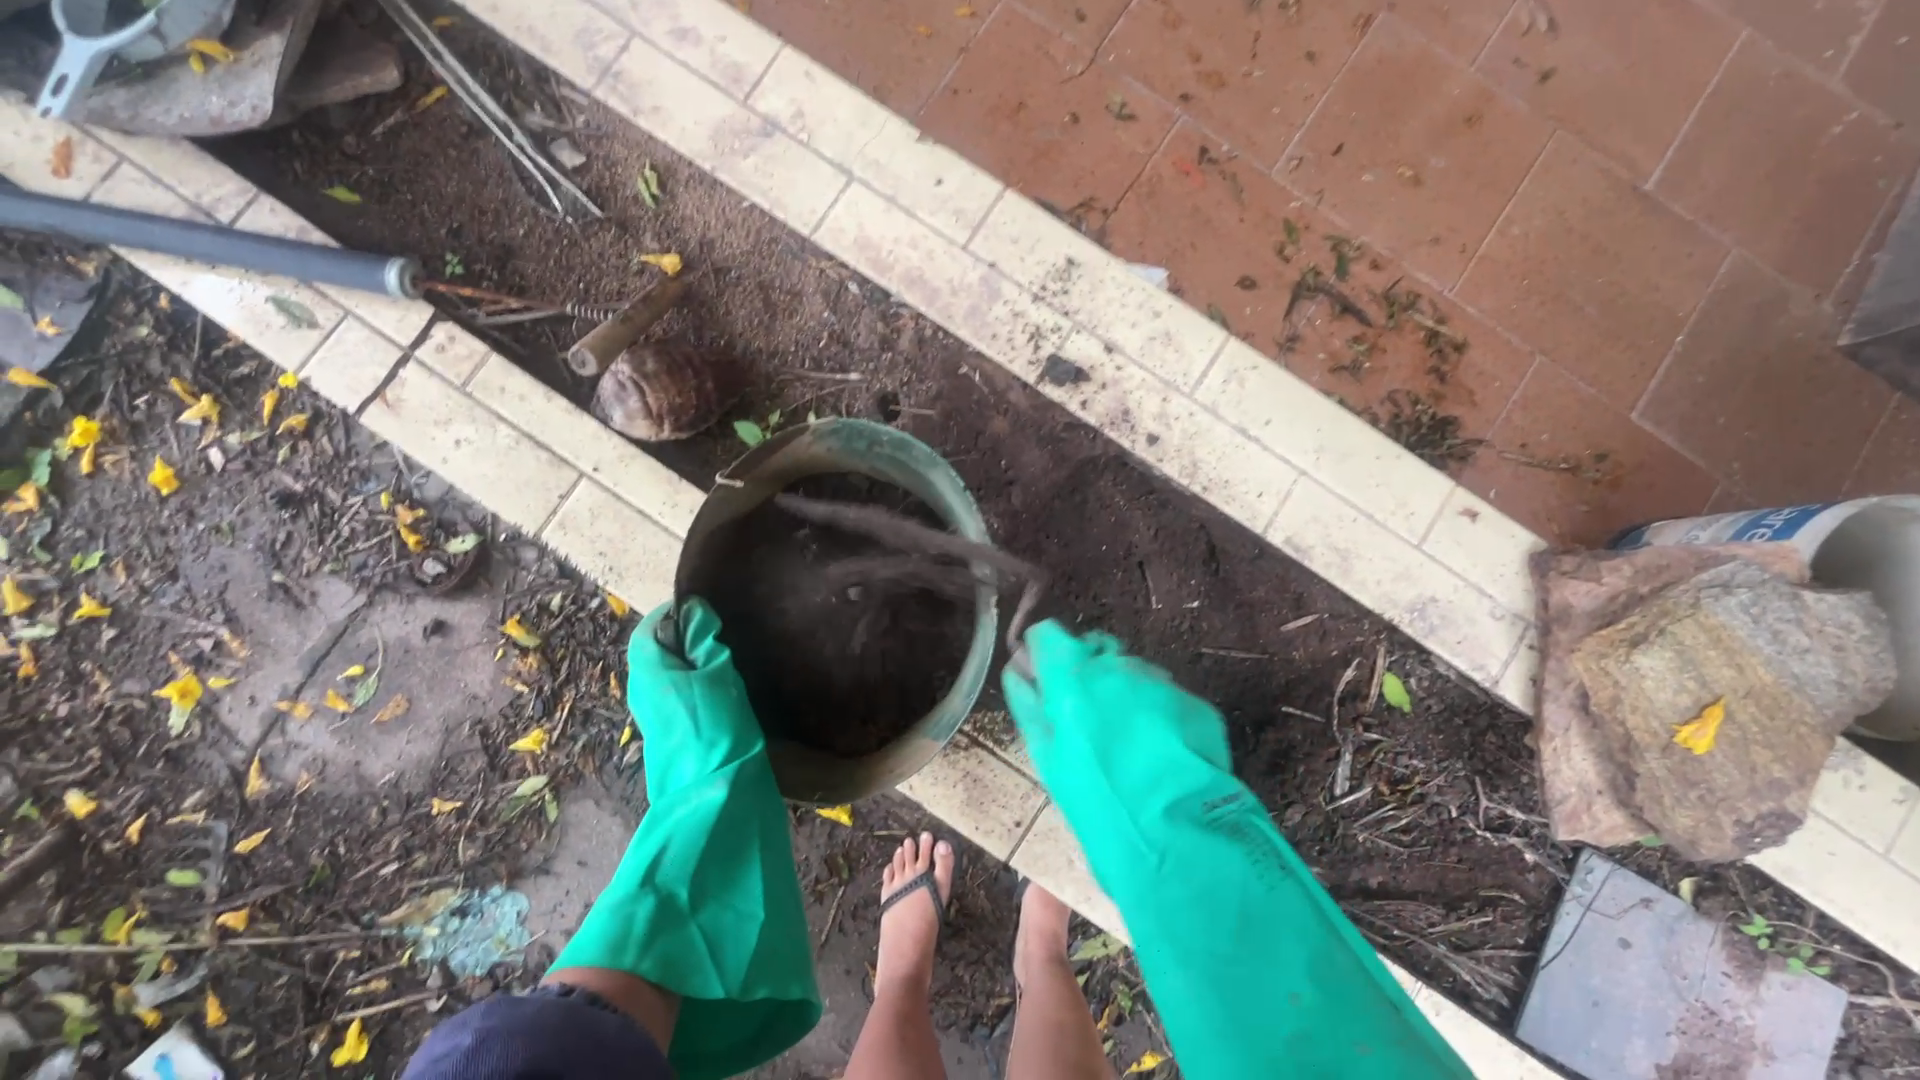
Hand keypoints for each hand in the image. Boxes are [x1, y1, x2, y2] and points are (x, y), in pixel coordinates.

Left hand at [628, 598, 764, 796]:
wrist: (712, 790)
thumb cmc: (715, 723)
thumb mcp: (719, 672)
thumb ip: (704, 639)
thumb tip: (693, 612)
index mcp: (647, 669)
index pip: (651, 627)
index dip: (675, 614)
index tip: (706, 613)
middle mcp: (640, 689)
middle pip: (656, 651)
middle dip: (684, 639)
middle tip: (719, 636)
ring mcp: (649, 714)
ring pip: (666, 675)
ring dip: (690, 664)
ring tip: (722, 662)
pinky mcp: (664, 732)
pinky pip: (673, 695)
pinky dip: (691, 685)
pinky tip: (717, 692)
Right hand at [1001, 620, 1234, 859]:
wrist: (1173, 831)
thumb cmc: (1095, 799)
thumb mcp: (1048, 759)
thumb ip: (1029, 706)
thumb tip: (1017, 672)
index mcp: (1072, 676)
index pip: (1048, 634)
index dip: (1043, 652)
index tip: (1043, 676)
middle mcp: (1116, 665)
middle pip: (1094, 650)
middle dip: (1087, 673)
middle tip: (1086, 718)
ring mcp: (1159, 680)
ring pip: (1131, 672)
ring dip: (1123, 692)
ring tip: (1128, 741)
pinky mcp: (1193, 701)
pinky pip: (1164, 695)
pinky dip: (1157, 712)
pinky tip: (1159, 751)